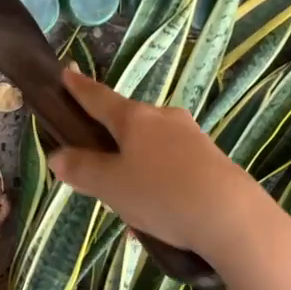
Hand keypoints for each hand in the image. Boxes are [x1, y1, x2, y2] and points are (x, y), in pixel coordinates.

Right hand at [46, 68, 274, 254]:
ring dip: (136, 171)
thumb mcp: (111, 186)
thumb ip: (82, 170)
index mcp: (135, 118)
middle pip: (128, 125)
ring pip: (151, 149)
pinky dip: (159, 186)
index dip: (79, 88)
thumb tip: (58, 155)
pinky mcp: (211, 160)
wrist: (232, 217)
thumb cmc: (161, 194)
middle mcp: (164, 119)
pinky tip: (158, 218)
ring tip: (130, 209)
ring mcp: (192, 137)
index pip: (99, 98)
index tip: (66, 72)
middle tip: (97, 172)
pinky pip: (173, 168)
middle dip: (111, 144)